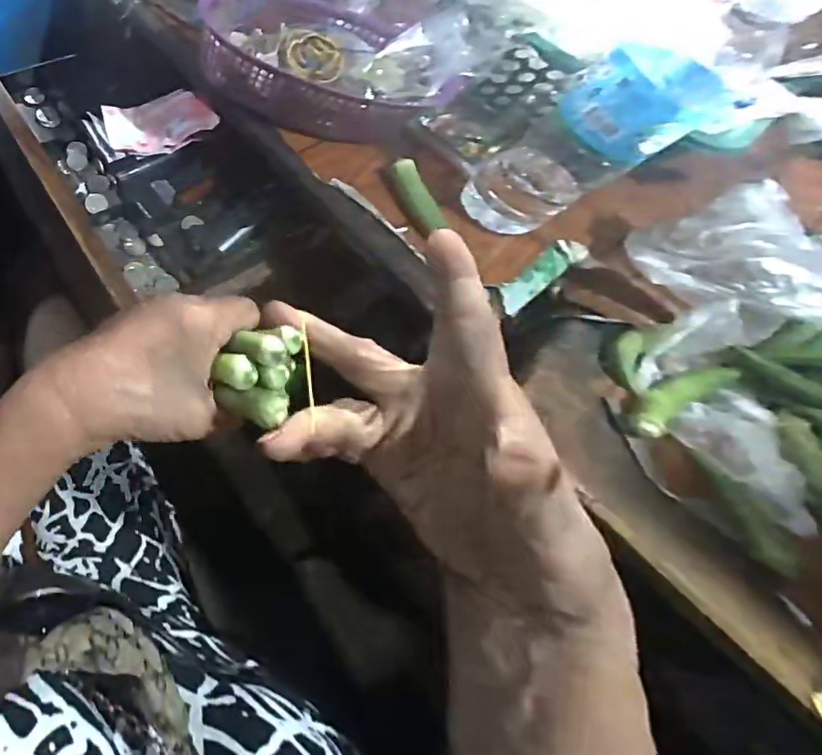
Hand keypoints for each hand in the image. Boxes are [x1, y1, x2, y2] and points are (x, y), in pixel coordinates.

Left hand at [29, 293, 258, 452]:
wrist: (77, 394)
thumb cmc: (148, 399)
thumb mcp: (203, 416)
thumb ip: (233, 408)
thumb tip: (240, 405)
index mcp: (202, 314)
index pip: (251, 310)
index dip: (264, 339)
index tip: (265, 371)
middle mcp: (175, 302)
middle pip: (219, 316)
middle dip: (232, 348)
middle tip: (236, 384)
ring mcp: (145, 309)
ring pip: (189, 324)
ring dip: (200, 350)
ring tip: (200, 387)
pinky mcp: (124, 323)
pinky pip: (164, 330)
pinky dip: (174, 350)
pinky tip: (167, 381)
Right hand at [258, 230, 619, 621]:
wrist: (516, 585)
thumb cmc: (552, 547)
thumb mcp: (551, 520)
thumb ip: (529, 482)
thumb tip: (510, 449)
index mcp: (482, 398)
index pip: (468, 332)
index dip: (454, 284)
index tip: (441, 237)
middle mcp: (431, 397)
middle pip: (367, 355)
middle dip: (322, 334)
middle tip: (276, 311)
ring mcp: (398, 424)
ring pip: (336, 398)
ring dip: (299, 405)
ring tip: (268, 426)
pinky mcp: (378, 453)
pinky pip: (329, 435)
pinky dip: (301, 439)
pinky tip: (277, 448)